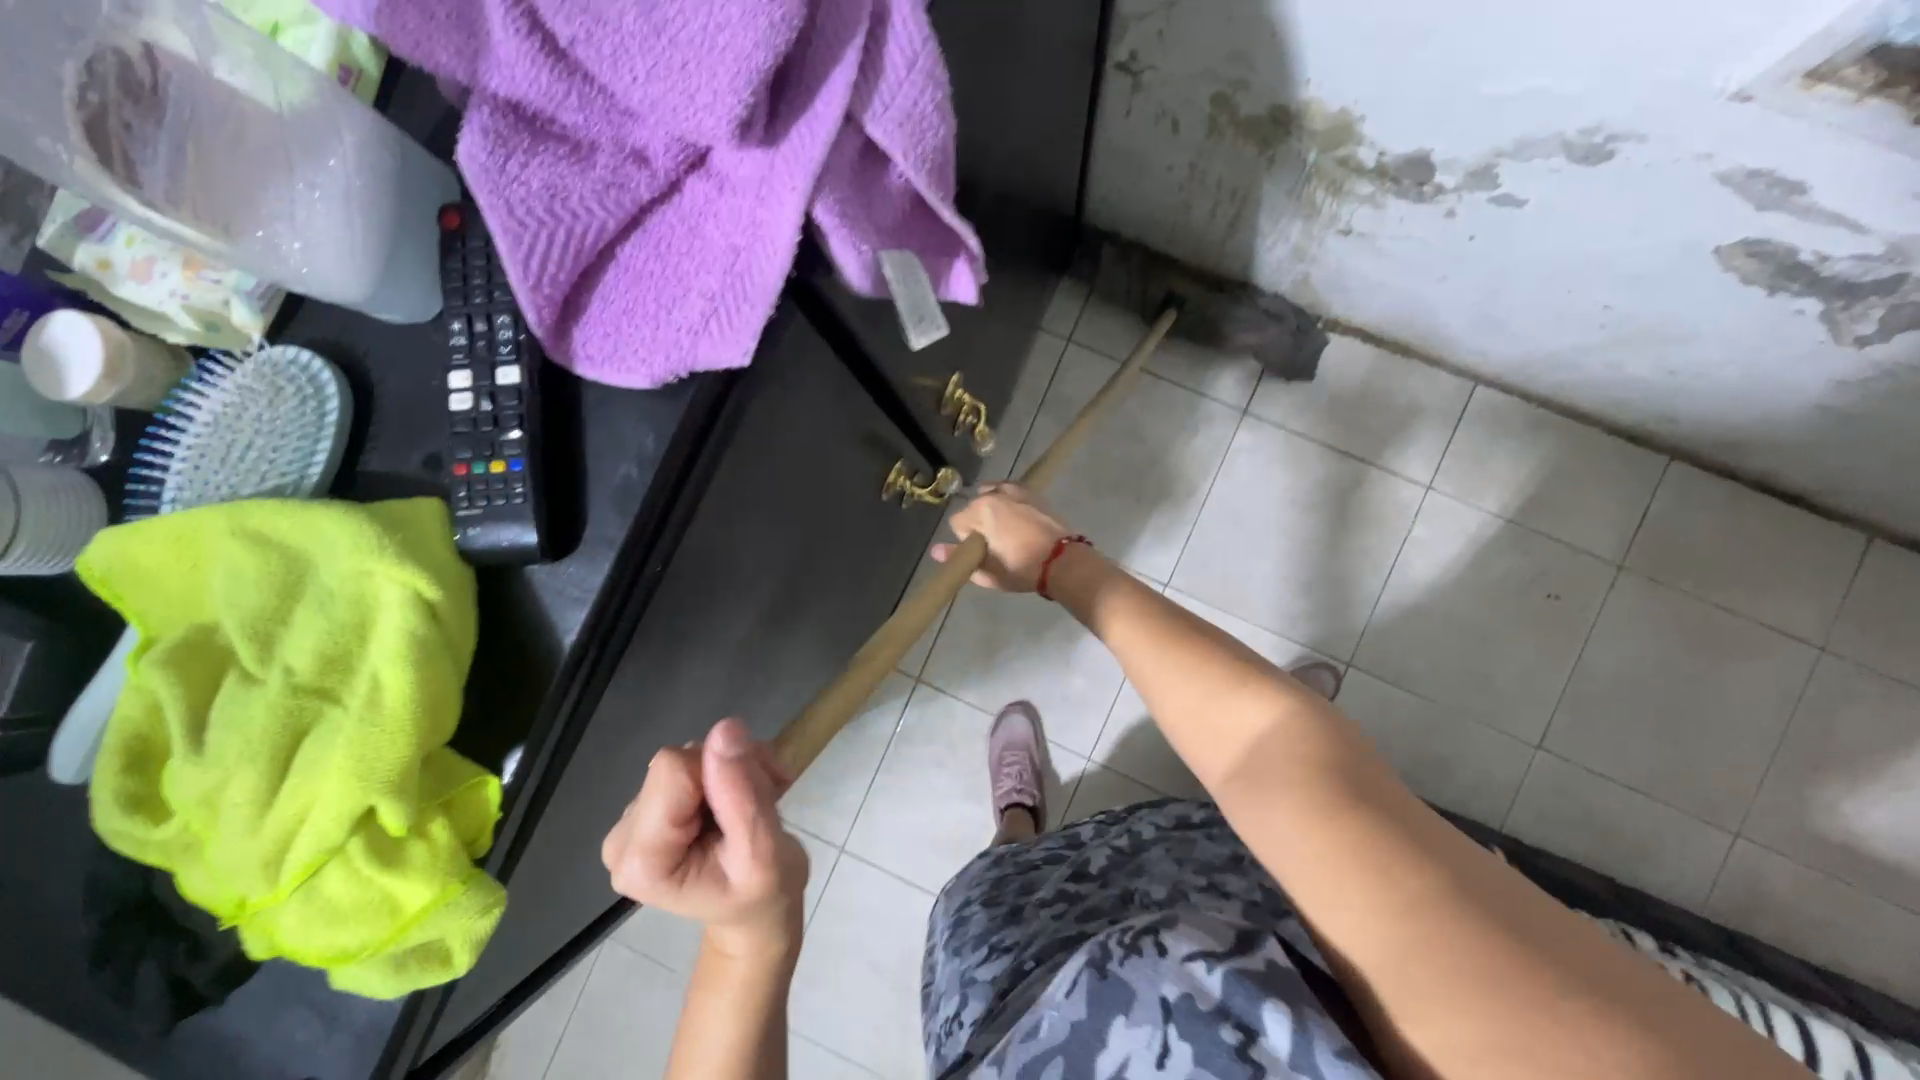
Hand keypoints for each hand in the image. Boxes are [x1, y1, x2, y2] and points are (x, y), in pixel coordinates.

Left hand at [602, 719, 809, 956]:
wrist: (755, 914)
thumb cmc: (764, 897)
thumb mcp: (765, 853)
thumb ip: (742, 793)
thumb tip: (726, 728)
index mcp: (642, 859)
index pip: (674, 770)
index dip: (722, 773)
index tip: (754, 802)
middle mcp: (622, 838)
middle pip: (677, 763)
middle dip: (731, 770)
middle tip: (766, 800)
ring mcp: (631, 821)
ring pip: (686, 757)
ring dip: (734, 770)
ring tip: (758, 802)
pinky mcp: (647, 808)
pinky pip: (688, 763)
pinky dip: (725, 772)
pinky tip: (743, 798)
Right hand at [929, 483, 1076, 592]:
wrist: (1063, 561)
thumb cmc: (1021, 568)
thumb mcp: (987, 572)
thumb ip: (958, 558)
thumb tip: (935, 551)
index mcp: (980, 511)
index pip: (958, 523)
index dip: (967, 541)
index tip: (982, 553)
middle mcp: (995, 494)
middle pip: (975, 507)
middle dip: (980, 523)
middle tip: (996, 545)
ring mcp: (1017, 490)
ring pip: (994, 495)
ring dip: (994, 509)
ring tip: (1007, 530)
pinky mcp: (1035, 494)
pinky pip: (1013, 492)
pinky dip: (1011, 502)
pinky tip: (1019, 518)